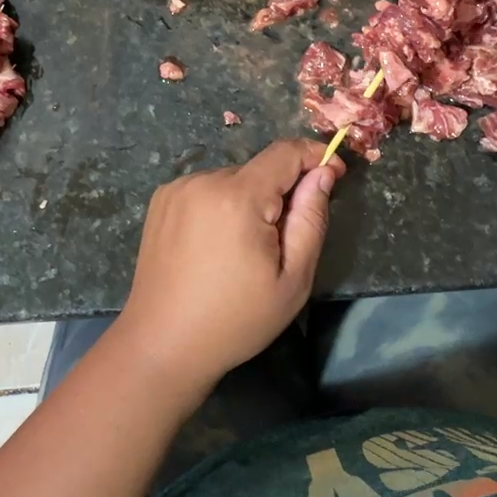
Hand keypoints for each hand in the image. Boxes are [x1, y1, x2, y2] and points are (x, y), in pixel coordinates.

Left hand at [110, 138, 344, 387]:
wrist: (162, 344)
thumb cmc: (235, 319)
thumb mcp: (292, 279)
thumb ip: (311, 219)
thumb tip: (323, 173)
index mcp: (238, 197)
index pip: (284, 153)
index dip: (315, 156)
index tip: (335, 173)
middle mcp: (204, 180)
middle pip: (258, 169)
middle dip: (279, 194)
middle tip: (281, 243)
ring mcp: (177, 188)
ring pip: (233, 180)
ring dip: (249, 201)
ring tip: (242, 252)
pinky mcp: (161, 200)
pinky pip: (207, 190)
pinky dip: (221, 206)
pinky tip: (214, 246)